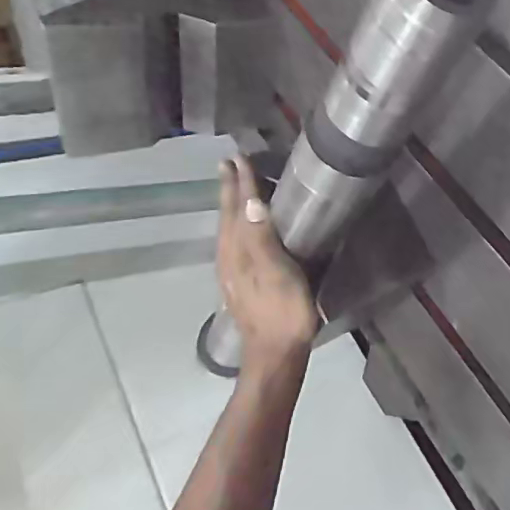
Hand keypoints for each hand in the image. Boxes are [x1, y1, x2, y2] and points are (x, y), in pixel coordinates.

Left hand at [217, 156, 316, 361]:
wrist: (275, 352)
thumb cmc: (283, 311)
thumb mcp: (277, 272)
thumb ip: (263, 238)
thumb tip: (251, 202)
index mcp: (237, 251)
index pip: (237, 208)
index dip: (240, 183)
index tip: (239, 157)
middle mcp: (228, 257)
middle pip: (226, 216)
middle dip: (228, 190)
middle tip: (229, 165)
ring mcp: (232, 272)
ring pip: (227, 229)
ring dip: (230, 206)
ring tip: (234, 189)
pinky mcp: (241, 283)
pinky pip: (234, 242)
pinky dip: (237, 226)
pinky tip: (243, 230)